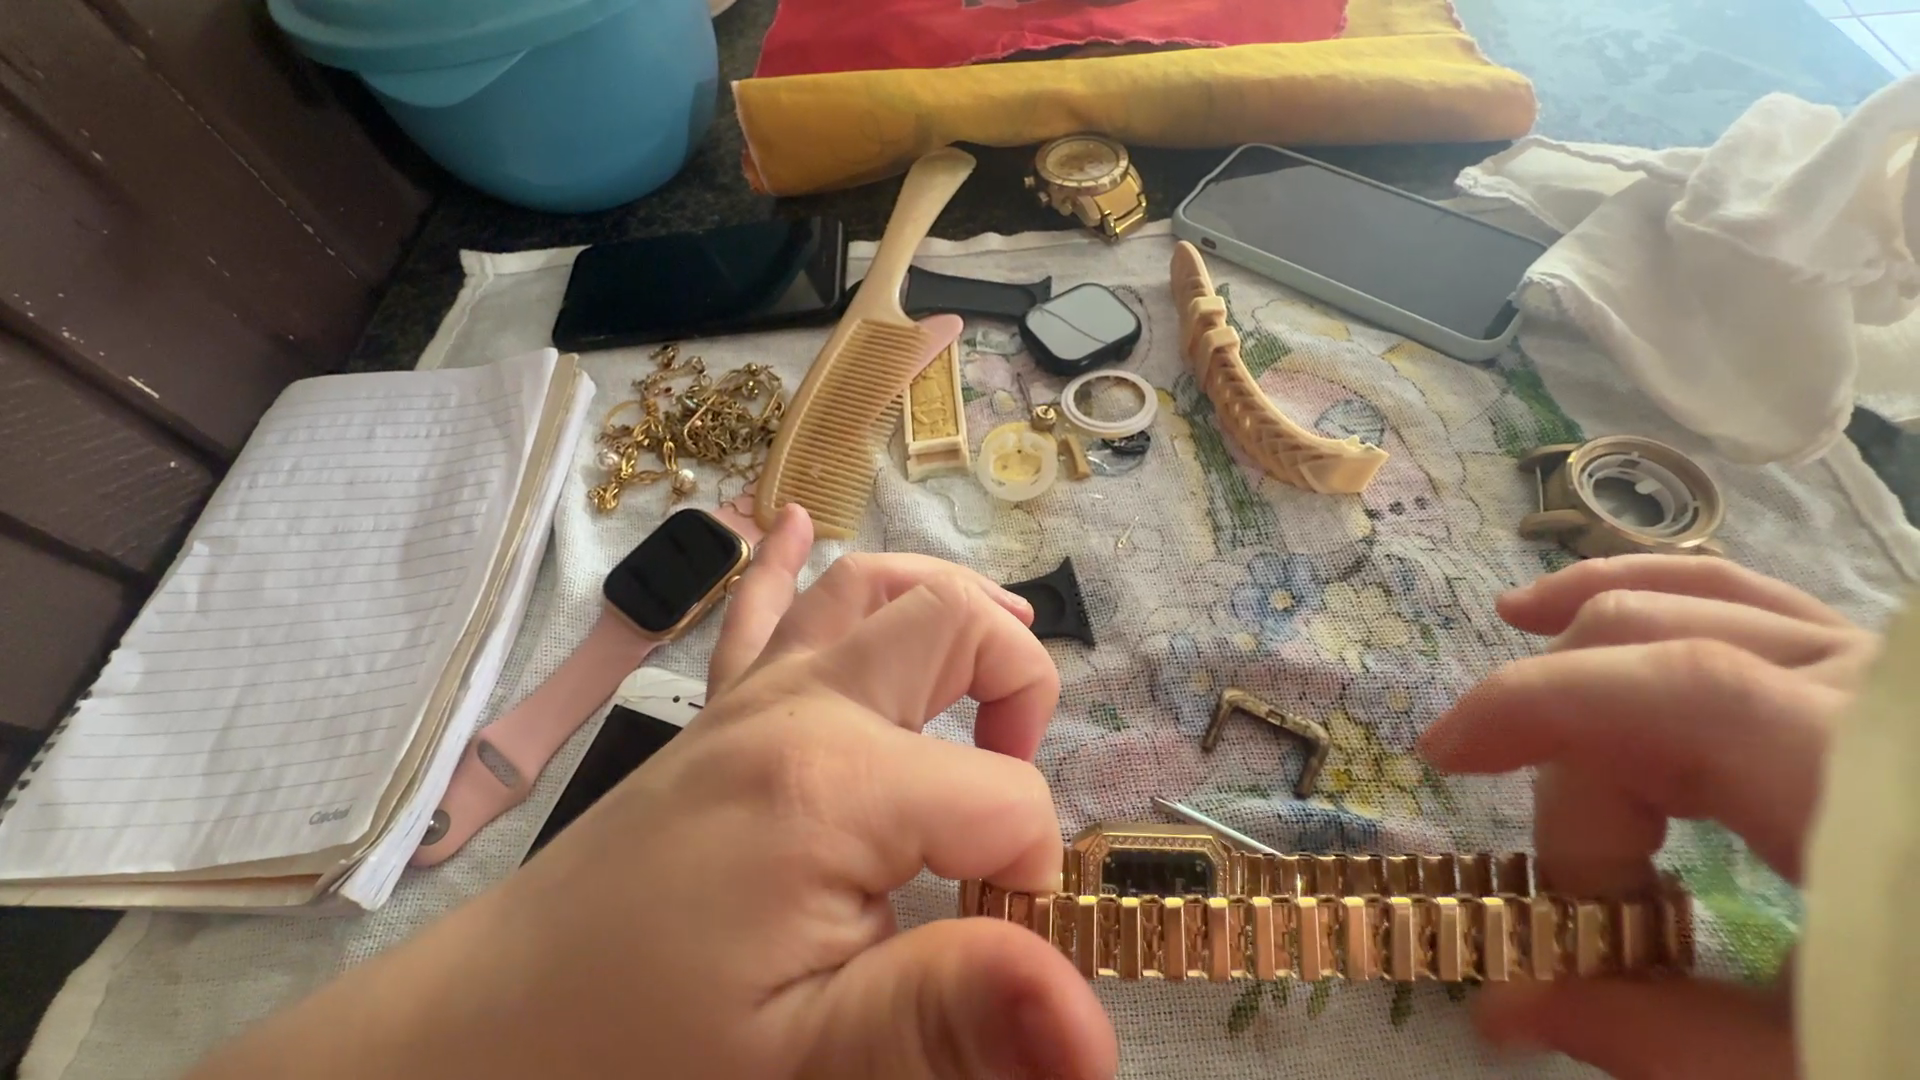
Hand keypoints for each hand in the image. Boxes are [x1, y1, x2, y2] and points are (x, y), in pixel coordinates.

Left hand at [190, 505, 1116, 1079]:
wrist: (483, 1035)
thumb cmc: (644, 1053)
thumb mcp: (811, 1062)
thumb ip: (954, 1016)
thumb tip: (1095, 1032)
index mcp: (837, 785)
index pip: (1004, 795)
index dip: (1031, 868)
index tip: (1001, 931)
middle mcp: (801, 704)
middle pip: (952, 623)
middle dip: (1020, 681)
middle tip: (1011, 775)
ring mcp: (754, 694)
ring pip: (869, 586)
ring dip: (948, 602)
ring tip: (998, 647)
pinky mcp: (718, 709)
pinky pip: (758, 608)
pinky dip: (788, 561)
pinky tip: (793, 521)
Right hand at [1418, 555, 1878, 1079]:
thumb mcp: (1857, 1071)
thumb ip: (1671, 1039)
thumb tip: (1500, 1008)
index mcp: (1866, 775)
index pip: (1645, 691)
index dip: (1518, 714)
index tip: (1446, 770)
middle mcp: (1873, 691)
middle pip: (1640, 653)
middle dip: (1570, 758)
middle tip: (1586, 884)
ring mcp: (1881, 673)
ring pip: (1684, 600)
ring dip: (1575, 637)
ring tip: (1506, 661)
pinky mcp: (1877, 684)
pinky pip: (1740, 599)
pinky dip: (1646, 596)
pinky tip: (1571, 609)